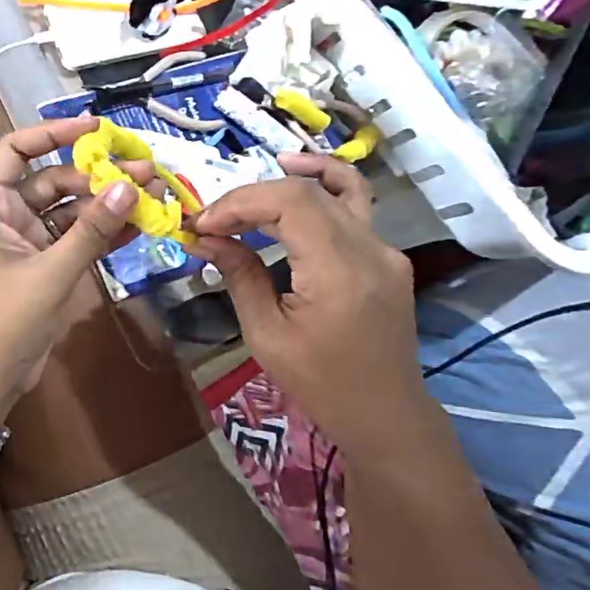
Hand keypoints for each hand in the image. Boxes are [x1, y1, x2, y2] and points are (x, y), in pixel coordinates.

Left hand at [0, 117, 142, 423]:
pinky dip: (106, 231)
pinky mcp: (49, 265)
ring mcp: (31, 242)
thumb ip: (91, 231)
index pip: (16, 151)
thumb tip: (129, 187)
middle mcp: (10, 217)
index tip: (94, 126)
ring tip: (153, 194)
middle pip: (55, 180)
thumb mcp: (50, 273)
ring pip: (73, 210)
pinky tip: (139, 224)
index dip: (51, 132)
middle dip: (98, 175)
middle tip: (145, 172)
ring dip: (108, 203)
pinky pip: (80, 238)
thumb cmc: (4, 323)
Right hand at [185, 154, 422, 449]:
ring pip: (339, 188)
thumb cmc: (320, 385)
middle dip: (252, 197)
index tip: (203, 224)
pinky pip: (354, 208)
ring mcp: (385, 250)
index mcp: (339, 272)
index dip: (240, 203)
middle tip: (213, 220)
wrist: (385, 414)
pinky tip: (302, 179)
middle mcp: (370, 250)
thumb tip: (206, 239)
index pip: (290, 204)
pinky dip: (324, 189)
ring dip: (294, 179)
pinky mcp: (386, 255)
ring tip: (258, 175)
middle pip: (309, 192)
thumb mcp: (266, 335)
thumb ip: (240, 276)